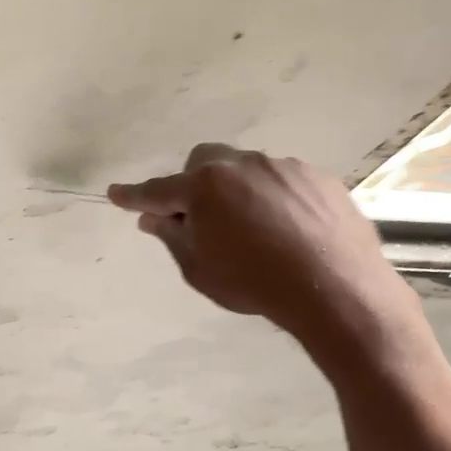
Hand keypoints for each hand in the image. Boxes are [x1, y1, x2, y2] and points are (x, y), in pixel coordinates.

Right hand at [107, 143, 413, 346]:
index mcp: (204, 186)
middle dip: (193, 184)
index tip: (115, 194)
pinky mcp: (319, 178)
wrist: (335, 288)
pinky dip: (272, 199)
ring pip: (245, 170)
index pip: (157, 190)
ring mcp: (285, 167)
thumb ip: (172, 238)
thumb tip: (154, 218)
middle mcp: (242, 165)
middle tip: (197, 219)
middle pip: (204, 162)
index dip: (134, 195)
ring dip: (235, 191)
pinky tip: (285, 231)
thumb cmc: (254, 283)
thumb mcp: (199, 269)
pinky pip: (282, 181)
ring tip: (250, 231)